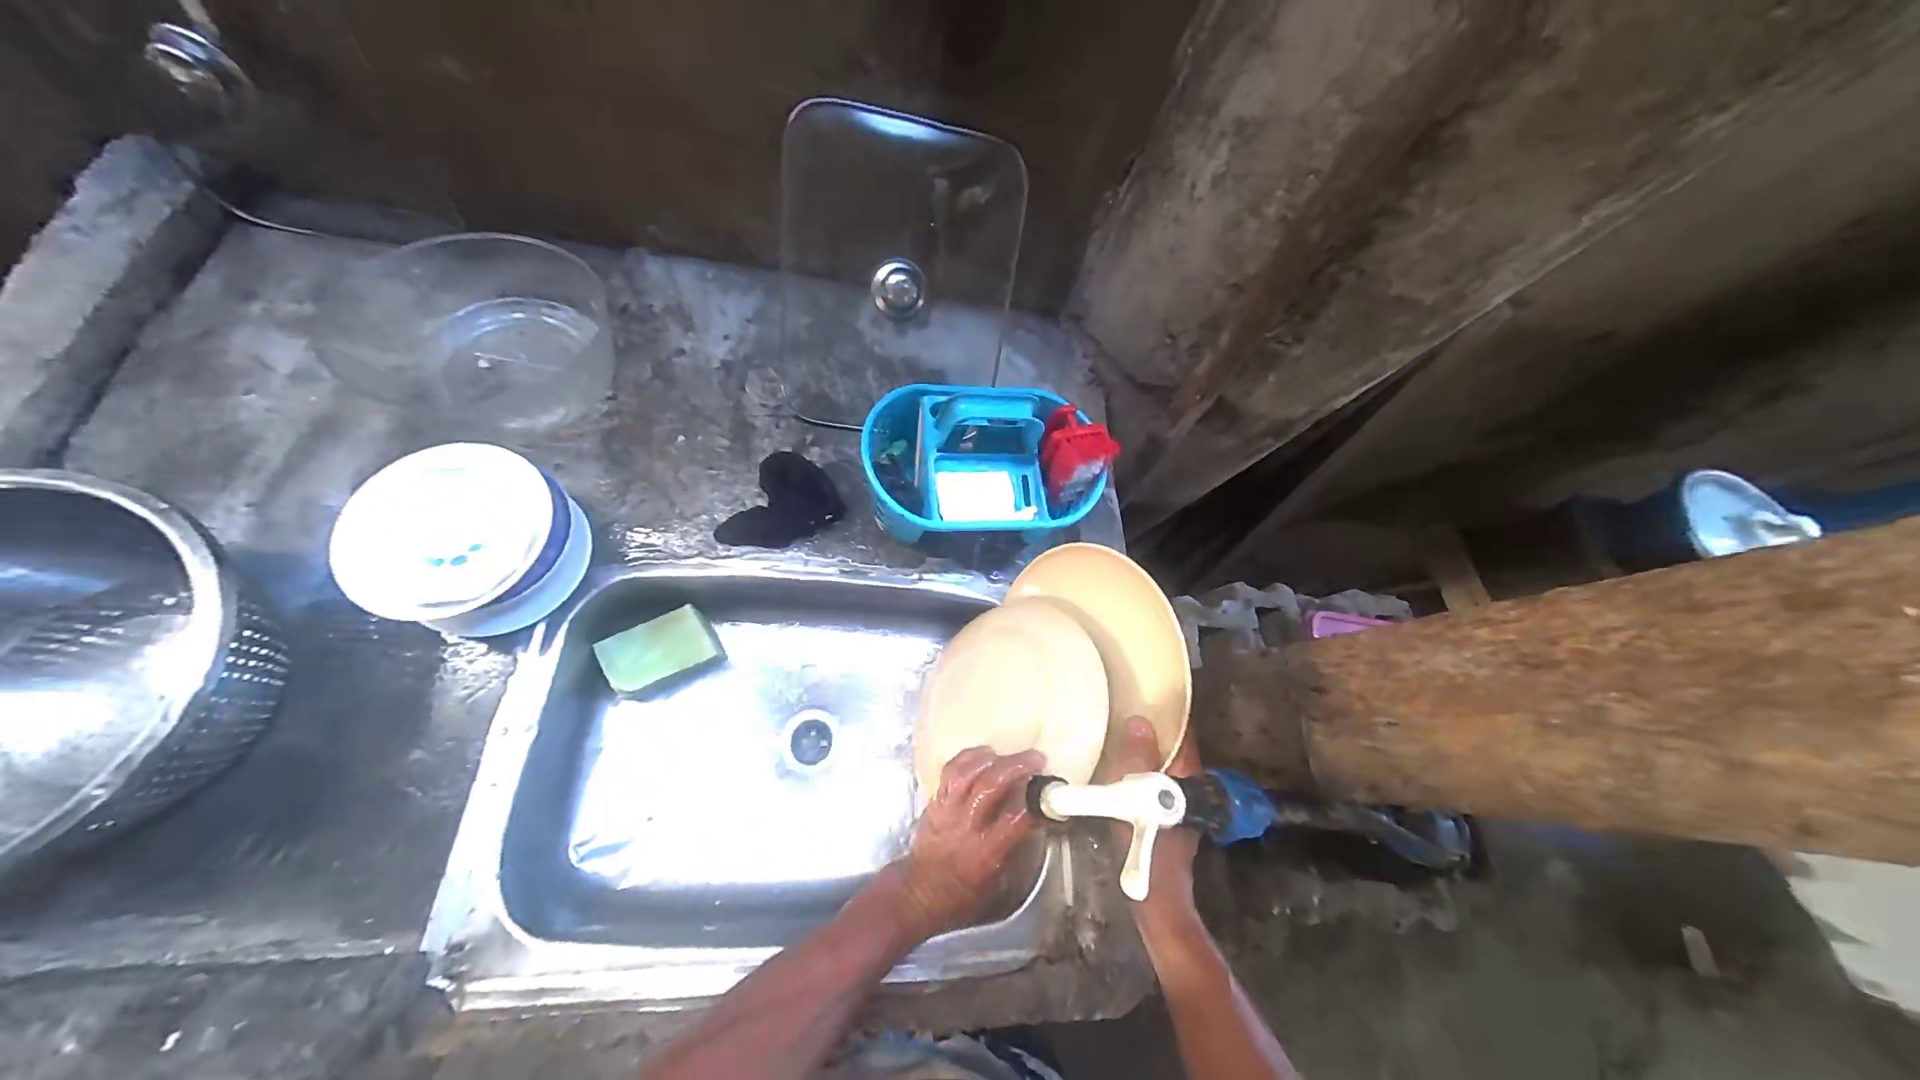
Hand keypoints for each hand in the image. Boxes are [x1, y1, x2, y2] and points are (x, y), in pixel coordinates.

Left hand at [898, 747, 1044, 939]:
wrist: (921, 893)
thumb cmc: (964, 894)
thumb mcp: (999, 882)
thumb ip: (1015, 849)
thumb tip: (1035, 821)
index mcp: (986, 852)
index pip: (1015, 819)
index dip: (1035, 802)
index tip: (1051, 792)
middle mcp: (966, 826)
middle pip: (989, 786)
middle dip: (1016, 767)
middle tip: (1037, 759)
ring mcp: (947, 810)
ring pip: (968, 773)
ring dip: (993, 758)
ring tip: (1010, 755)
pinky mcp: (935, 801)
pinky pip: (950, 770)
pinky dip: (969, 757)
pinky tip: (985, 754)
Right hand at [1109, 718, 1202, 928]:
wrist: (1156, 902)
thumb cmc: (1147, 852)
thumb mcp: (1134, 804)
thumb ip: (1136, 765)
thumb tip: (1140, 723)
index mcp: (1186, 781)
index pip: (1183, 737)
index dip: (1170, 715)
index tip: (1147, 694)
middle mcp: (1188, 790)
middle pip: (1173, 751)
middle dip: (1154, 732)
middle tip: (1124, 710)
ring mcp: (1179, 806)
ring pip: (1164, 768)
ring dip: (1146, 753)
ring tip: (1118, 734)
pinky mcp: (1168, 818)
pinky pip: (1156, 784)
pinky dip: (1142, 773)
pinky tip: (1119, 771)